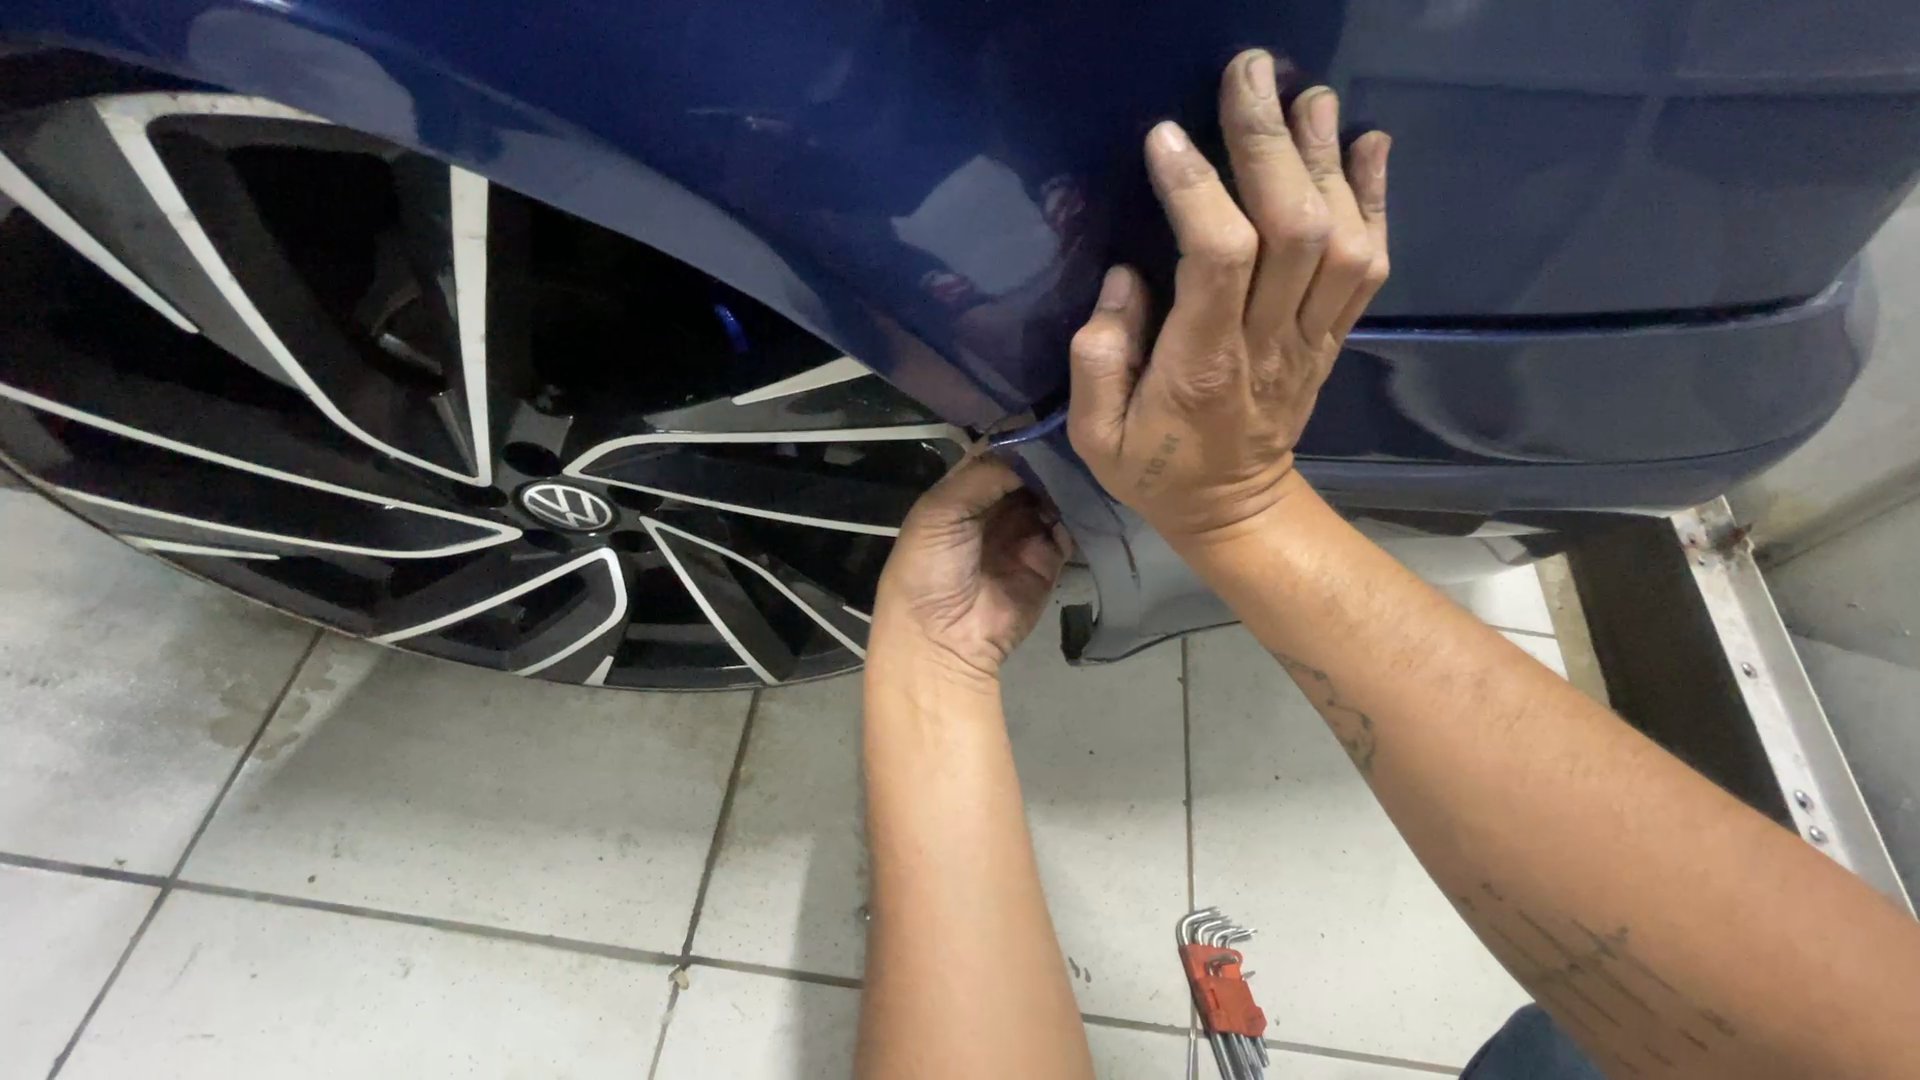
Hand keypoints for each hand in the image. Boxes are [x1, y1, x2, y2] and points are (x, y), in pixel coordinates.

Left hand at [870, 455, 1072, 683]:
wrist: (942, 638)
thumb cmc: (929, 567)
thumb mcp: (941, 511)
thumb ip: (983, 474)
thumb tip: (1029, 449)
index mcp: (962, 492)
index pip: (997, 454)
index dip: (1020, 437)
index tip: (1051, 415)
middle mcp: (995, 508)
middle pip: (1030, 472)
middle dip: (1049, 457)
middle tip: (1079, 435)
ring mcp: (1024, 534)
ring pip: (1053, 497)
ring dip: (1067, 483)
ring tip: (1089, 461)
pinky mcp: (1048, 561)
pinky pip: (1068, 531)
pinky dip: (1077, 516)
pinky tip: (1088, 498)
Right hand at [1067, 50, 1390, 543]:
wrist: (1234, 512)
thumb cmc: (1157, 473)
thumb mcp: (1097, 436)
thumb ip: (1099, 357)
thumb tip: (1126, 279)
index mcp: (1203, 366)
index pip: (1217, 258)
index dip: (1197, 190)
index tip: (1166, 138)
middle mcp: (1268, 343)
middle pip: (1291, 228)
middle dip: (1269, 143)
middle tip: (1247, 73)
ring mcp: (1310, 339)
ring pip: (1339, 238)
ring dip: (1326, 160)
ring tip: (1306, 95)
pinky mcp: (1330, 339)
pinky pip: (1368, 265)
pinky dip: (1374, 200)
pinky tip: (1366, 145)